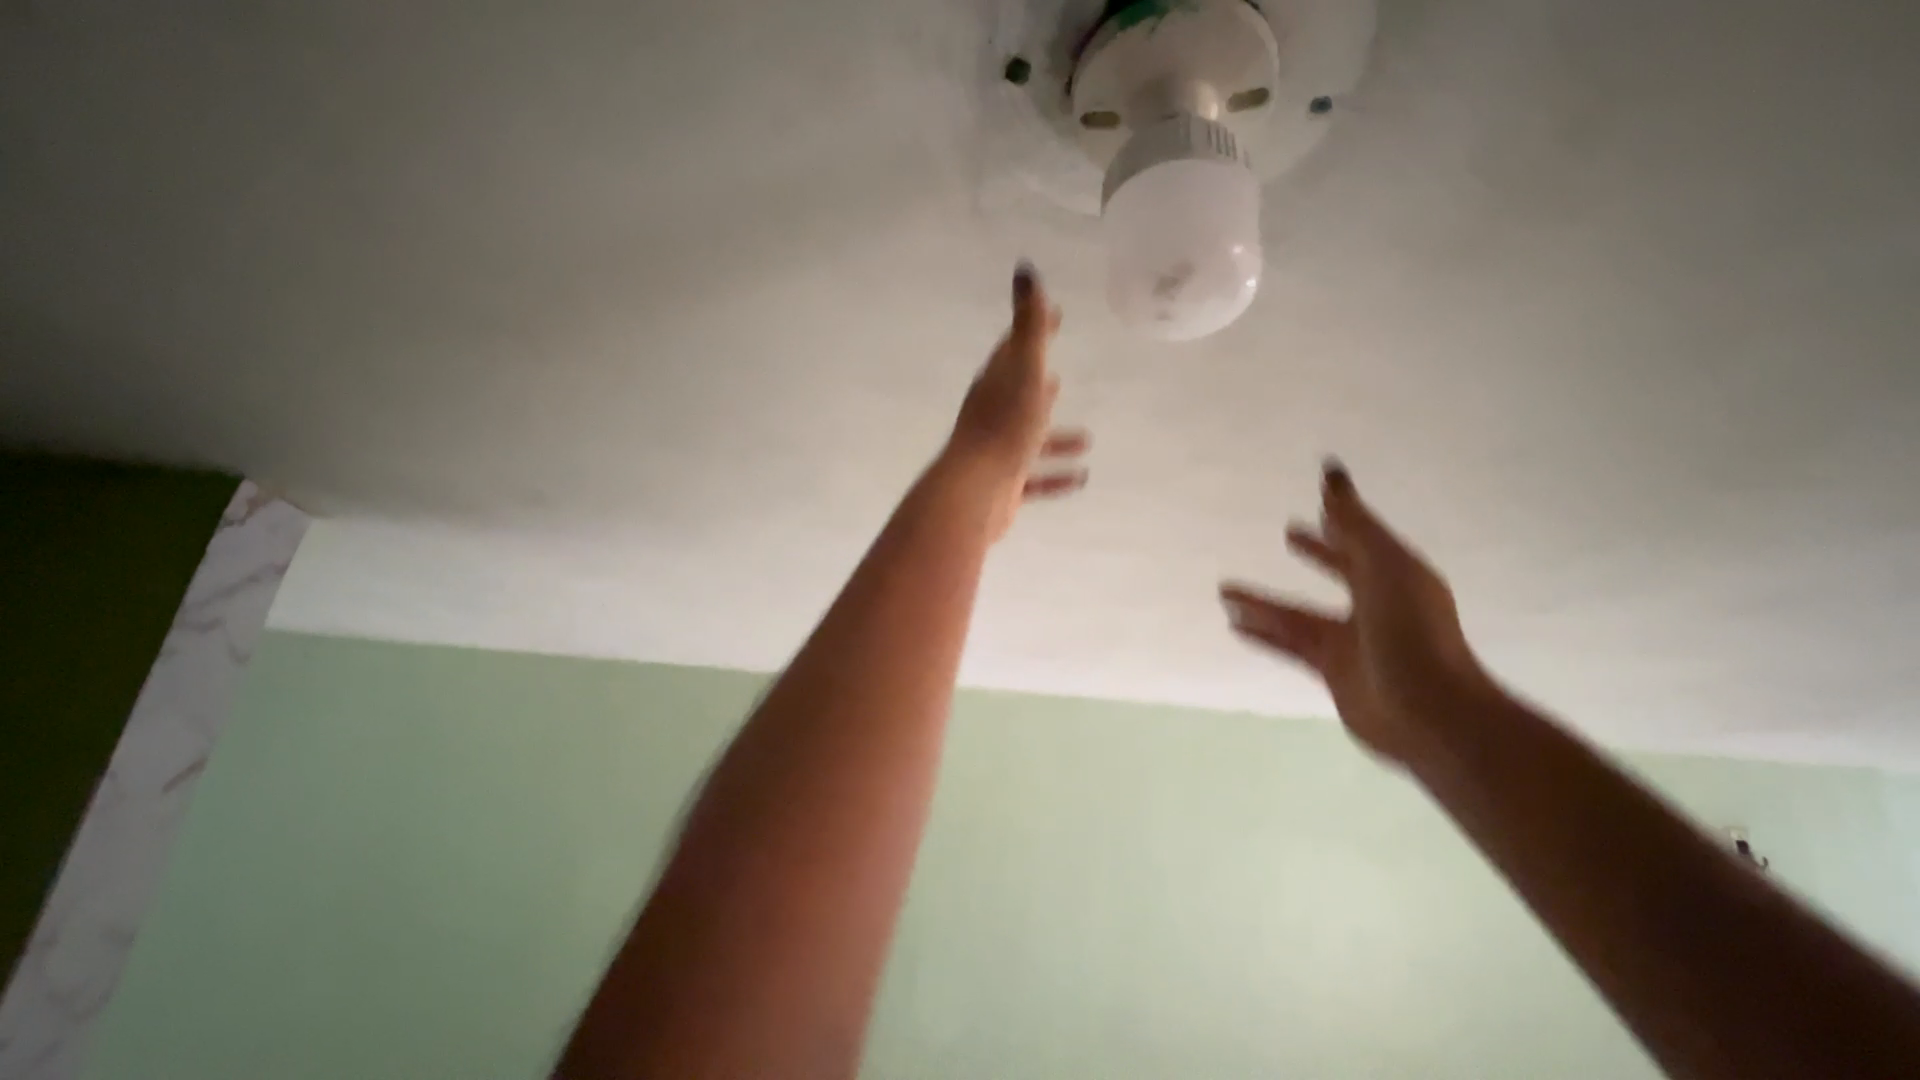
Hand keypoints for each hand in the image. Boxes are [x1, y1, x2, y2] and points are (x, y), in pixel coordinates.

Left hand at [945, 262, 1089, 540]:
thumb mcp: (1023, 370)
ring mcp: (997, 452)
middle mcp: (992, 416)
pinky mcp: (1003, 486)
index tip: (1058, 316)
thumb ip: (1029, 326)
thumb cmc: (1004, 426)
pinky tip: (1080, 478)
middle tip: (1059, 377)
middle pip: (1018, 394)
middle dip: (1038, 384)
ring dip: (1055, 437)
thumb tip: (1025, 269)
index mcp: (995, 384)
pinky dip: (1055, 476)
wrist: (977, 490)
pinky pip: (1035, 478)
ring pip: (1030, 439)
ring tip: (1086, 437)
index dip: (1035, 330)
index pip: (1015, 348)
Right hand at [1220, 461, 1493, 764]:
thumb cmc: (1411, 631)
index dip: (1340, 524)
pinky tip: (1236, 626)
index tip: (1316, 507)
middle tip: (1286, 535)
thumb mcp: (1383, 565)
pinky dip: (1264, 635)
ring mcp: (1355, 642)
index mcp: (1395, 576)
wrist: (1427, 711)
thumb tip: (1330, 471)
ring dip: (1265, 603)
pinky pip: (1291, 646)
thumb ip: (1352, 522)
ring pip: (1300, 614)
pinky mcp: (1334, 673)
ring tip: (1224, 591)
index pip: (1362, 542)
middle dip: (1315, 553)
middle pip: (1339, 572)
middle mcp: (1376, 606)